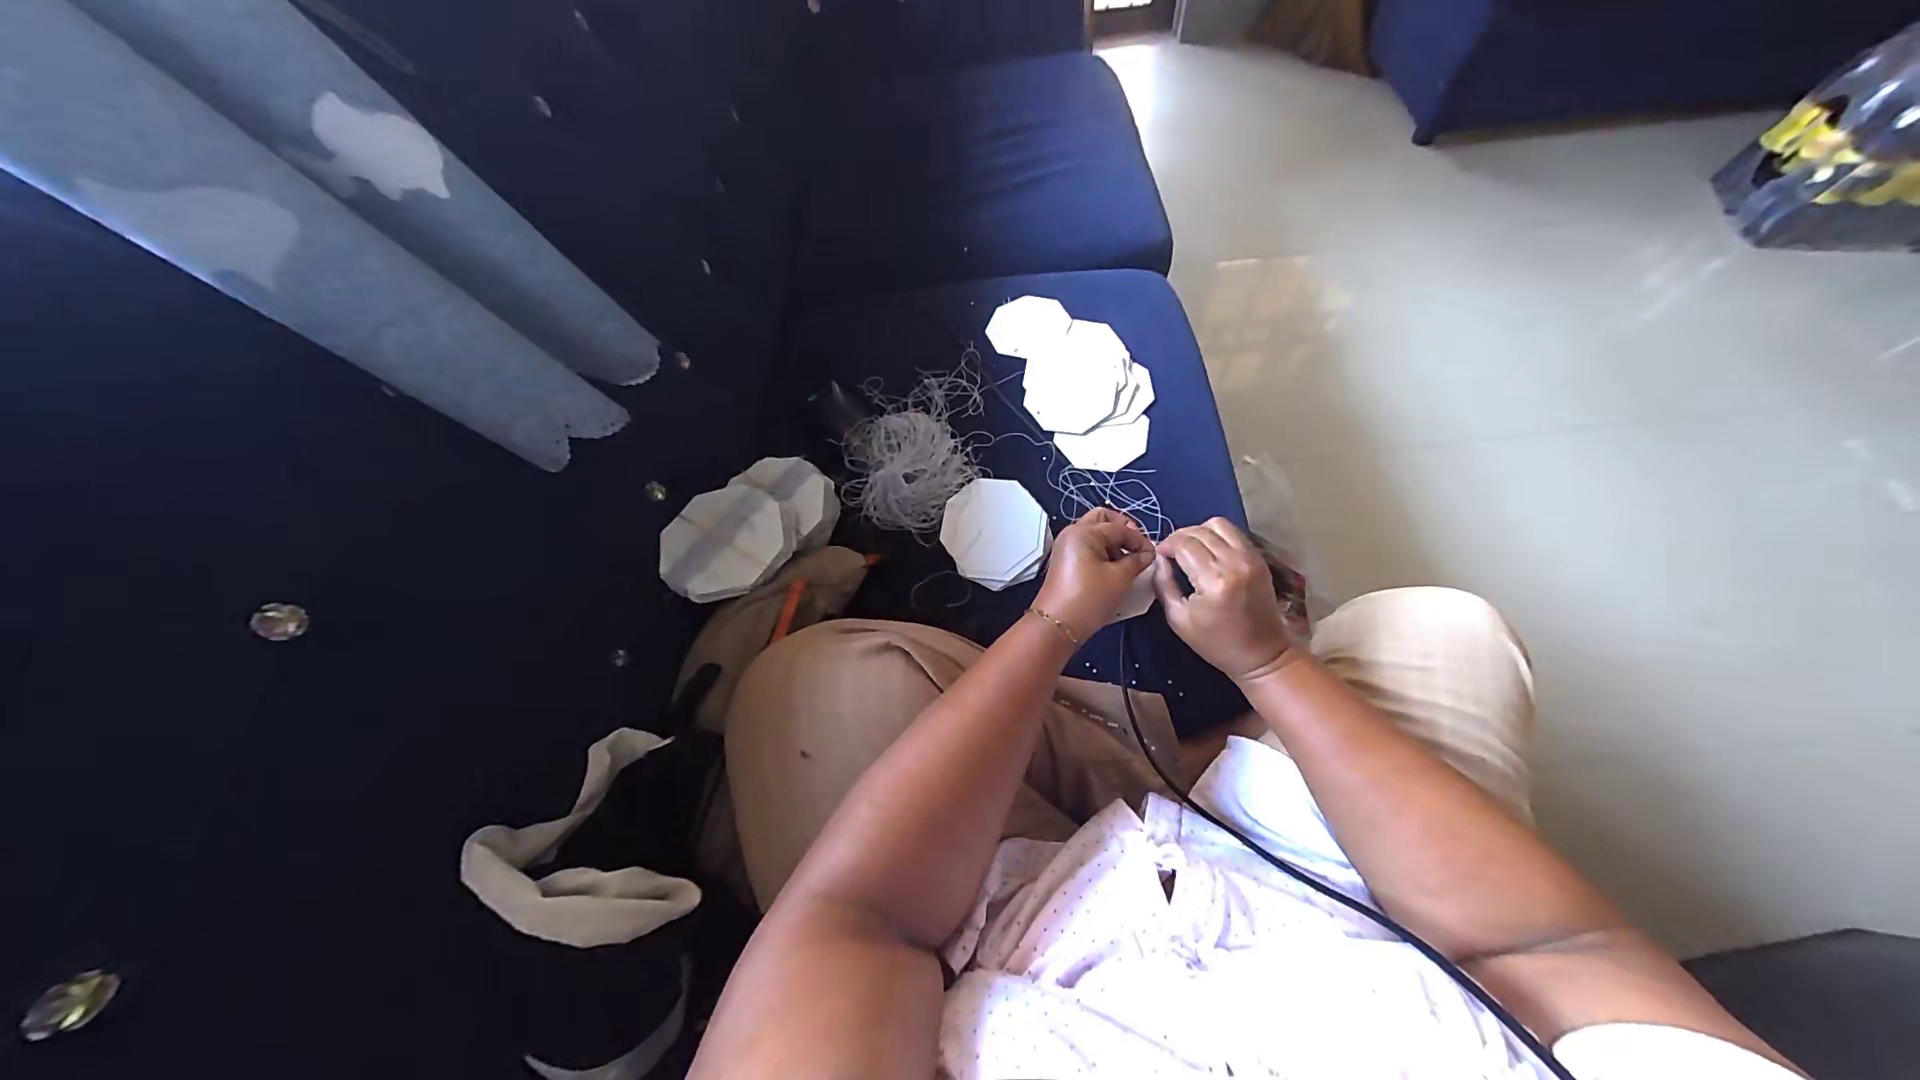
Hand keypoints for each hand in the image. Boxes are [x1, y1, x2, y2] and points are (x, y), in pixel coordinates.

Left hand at [1033, 509, 1155, 641]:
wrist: (1058, 625)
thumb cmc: (1090, 598)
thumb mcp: (1120, 578)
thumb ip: (1137, 561)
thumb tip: (1146, 554)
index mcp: (1083, 532)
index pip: (1120, 527)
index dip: (1140, 540)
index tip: (1152, 555)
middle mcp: (1072, 533)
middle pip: (1102, 520)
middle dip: (1123, 530)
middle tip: (1137, 548)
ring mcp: (1066, 547)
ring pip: (1095, 533)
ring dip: (1114, 542)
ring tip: (1128, 563)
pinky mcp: (1066, 561)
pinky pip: (1088, 547)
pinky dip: (1104, 552)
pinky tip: (1115, 569)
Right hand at [1154, 517, 1298, 683]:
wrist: (1262, 654)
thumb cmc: (1216, 643)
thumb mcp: (1178, 618)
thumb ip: (1163, 583)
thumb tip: (1159, 559)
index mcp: (1213, 580)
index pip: (1183, 544)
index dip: (1166, 545)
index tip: (1160, 556)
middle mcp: (1234, 562)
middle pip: (1199, 531)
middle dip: (1179, 538)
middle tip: (1172, 554)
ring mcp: (1250, 558)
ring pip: (1218, 525)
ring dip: (1199, 532)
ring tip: (1191, 550)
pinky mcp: (1259, 558)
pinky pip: (1233, 533)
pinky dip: (1217, 536)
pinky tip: (1209, 552)